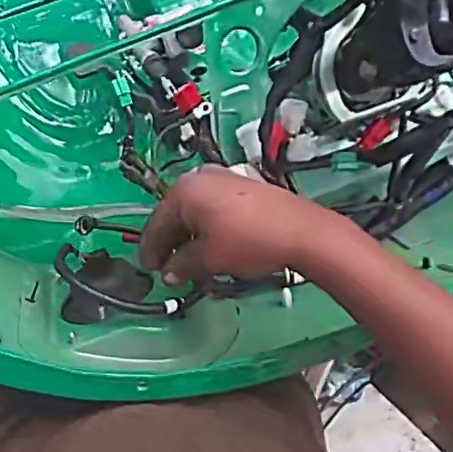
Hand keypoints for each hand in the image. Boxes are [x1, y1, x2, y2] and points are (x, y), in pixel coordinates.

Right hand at [138, 166, 362, 282]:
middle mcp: (200, 178)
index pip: (156, 224)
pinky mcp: (243, 186)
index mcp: (184, 191)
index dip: (151, 251)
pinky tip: (213, 246)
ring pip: (195, 212)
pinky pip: (213, 208)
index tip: (150, 269)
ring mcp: (224, 178)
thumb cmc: (248, 241)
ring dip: (189, 237)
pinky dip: (207, 228)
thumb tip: (169, 273)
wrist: (301, 231)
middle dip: (171, 244)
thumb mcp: (208, 258)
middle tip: (168, 269)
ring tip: (191, 262)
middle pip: (175, 215)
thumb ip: (181, 266)